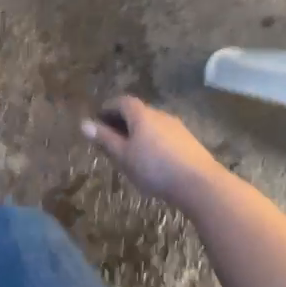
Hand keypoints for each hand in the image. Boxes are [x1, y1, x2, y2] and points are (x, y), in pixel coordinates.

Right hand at [82, 96, 220, 201]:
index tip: (99, 120)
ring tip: (132, 152)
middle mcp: (159, 114)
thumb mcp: (124, 156)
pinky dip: (154, 142)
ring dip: (140, 133)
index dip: (108, 109)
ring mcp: (177, 128)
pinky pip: (165, 136)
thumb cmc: (155, 168)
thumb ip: (104, 139)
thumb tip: (83, 123)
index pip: (121, 102)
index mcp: (141, 114)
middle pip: (137, 112)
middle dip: (123, 122)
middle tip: (112, 138)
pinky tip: (154, 161)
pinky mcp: (190, 143)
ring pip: (152, 125)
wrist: (201, 184)